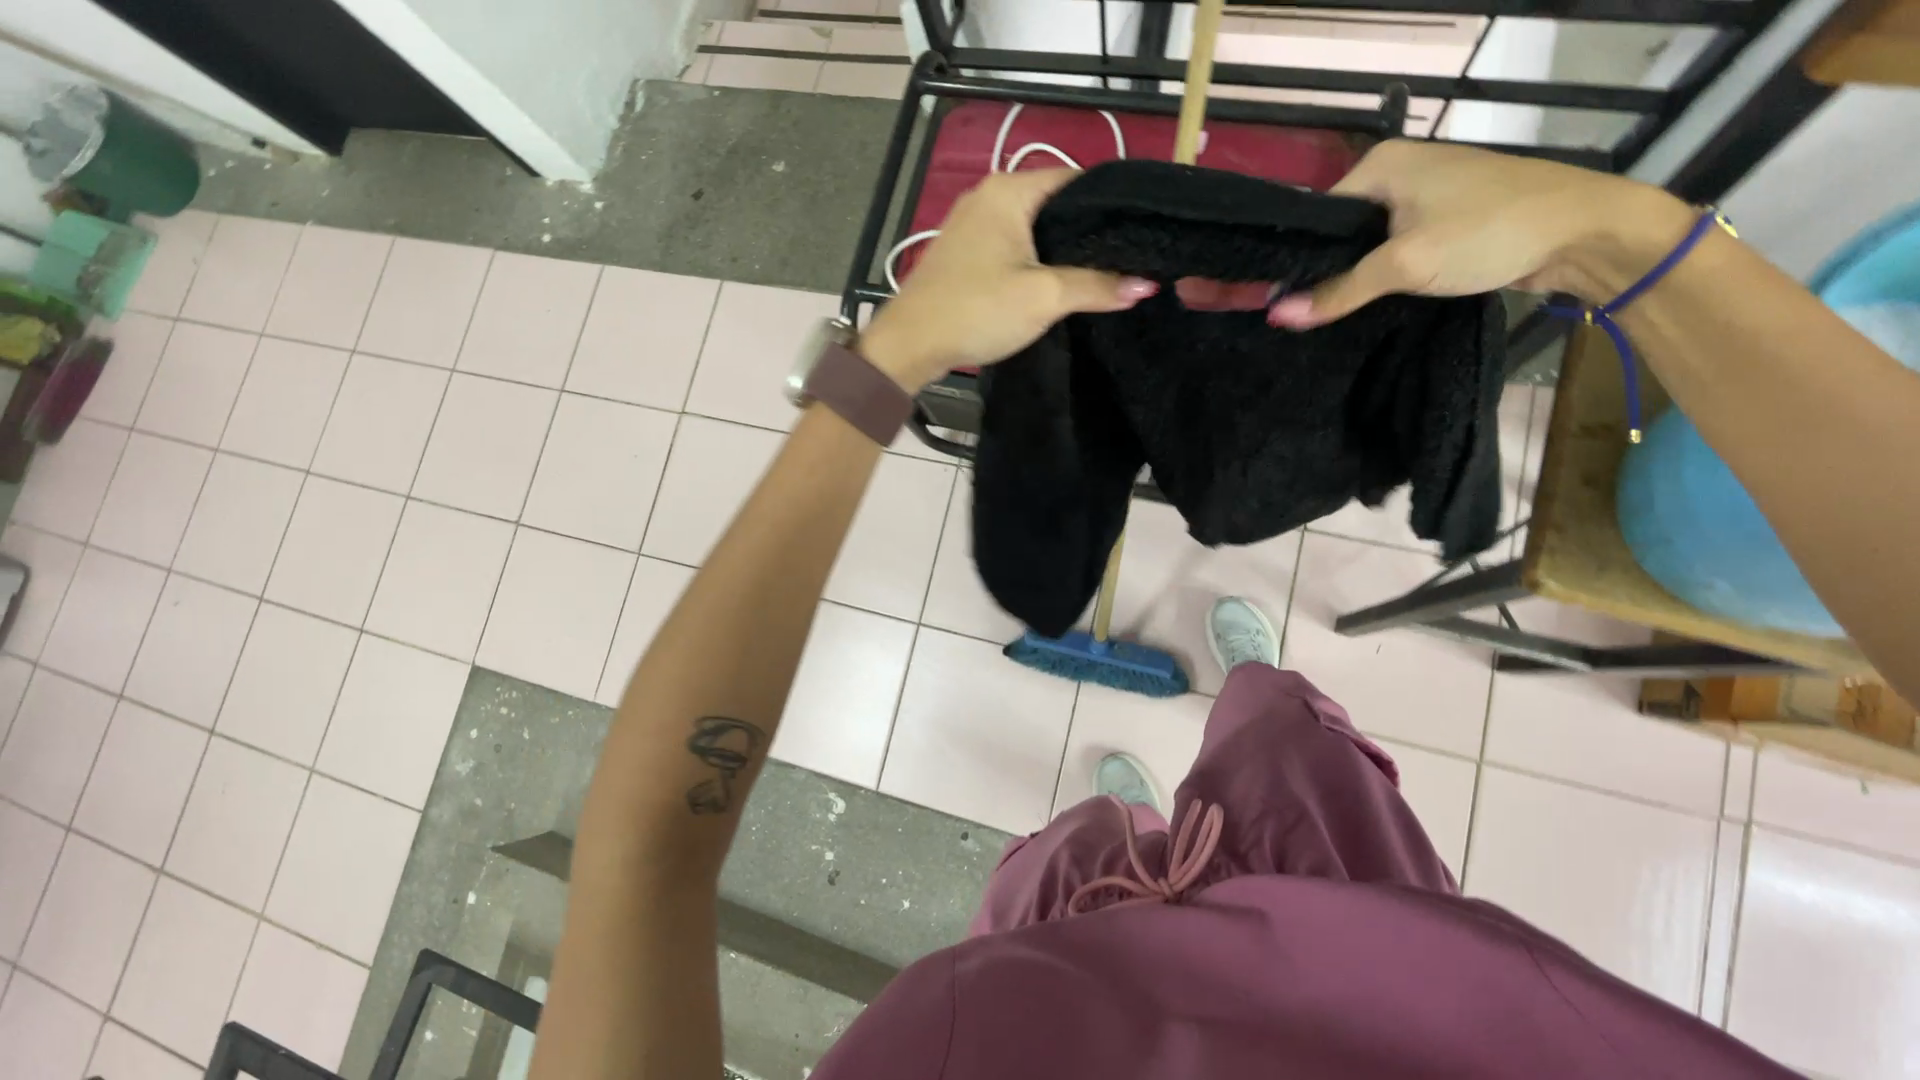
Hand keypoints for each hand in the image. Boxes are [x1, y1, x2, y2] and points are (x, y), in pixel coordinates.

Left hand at [860, 169, 1157, 388]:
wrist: (911, 344)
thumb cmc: (977, 310)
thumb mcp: (1044, 298)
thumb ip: (1097, 286)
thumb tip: (1147, 284)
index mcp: (1009, 189)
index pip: (1077, 179)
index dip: (1113, 203)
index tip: (1142, 228)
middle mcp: (989, 194)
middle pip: (1056, 202)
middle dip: (1091, 228)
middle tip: (1131, 254)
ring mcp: (974, 222)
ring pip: (1035, 226)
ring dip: (1065, 247)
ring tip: (1106, 269)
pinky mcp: (966, 251)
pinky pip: (1015, 244)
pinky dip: (1039, 257)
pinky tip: (1061, 280)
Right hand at [1261, 140, 1691, 328]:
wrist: (1584, 231)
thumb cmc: (1488, 232)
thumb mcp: (1406, 265)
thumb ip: (1340, 290)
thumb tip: (1276, 314)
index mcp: (1379, 164)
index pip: (1315, 215)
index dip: (1296, 258)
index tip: (1277, 300)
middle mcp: (1396, 170)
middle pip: (1339, 230)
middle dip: (1325, 269)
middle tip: (1301, 313)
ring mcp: (1423, 193)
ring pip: (1368, 242)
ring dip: (1355, 275)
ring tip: (1329, 312)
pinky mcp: (1444, 217)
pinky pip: (1395, 247)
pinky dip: (1384, 273)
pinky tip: (1372, 300)